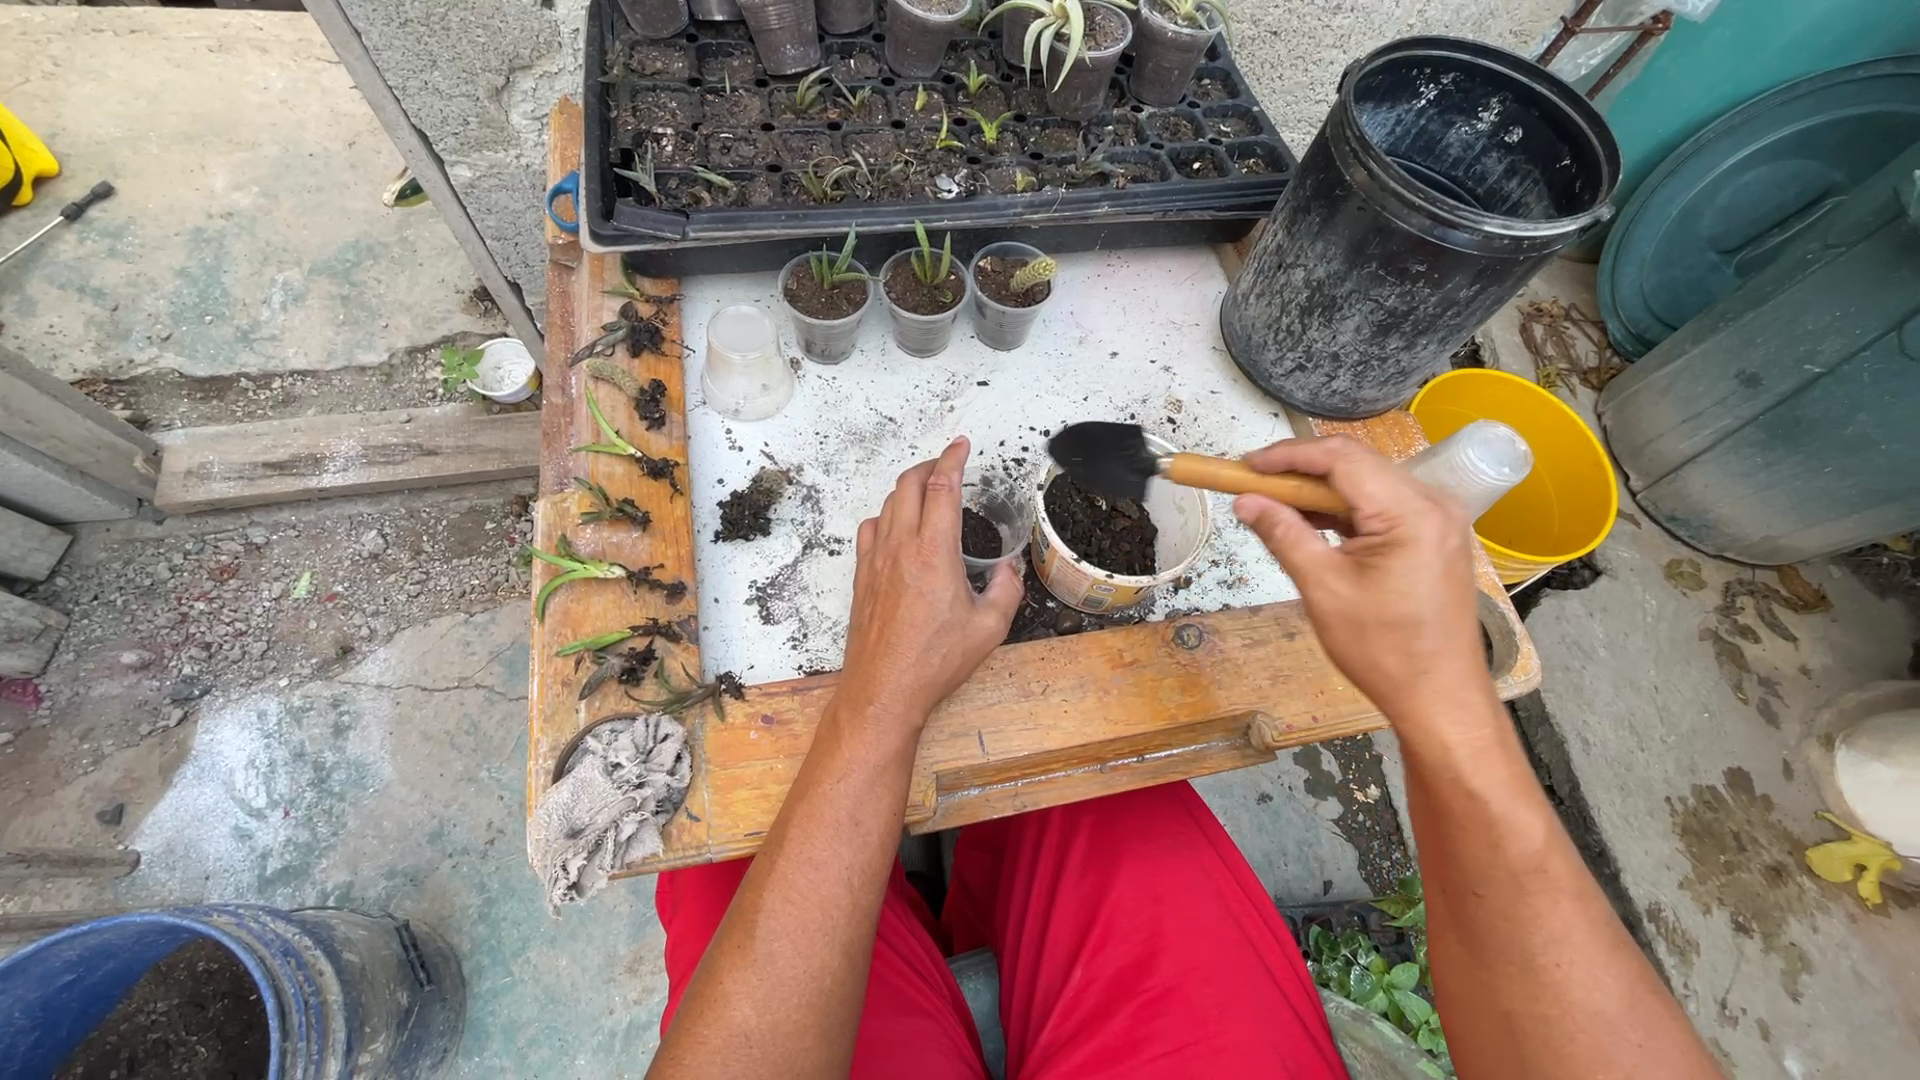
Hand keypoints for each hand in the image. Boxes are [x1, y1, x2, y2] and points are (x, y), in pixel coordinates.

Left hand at [836, 437, 1023, 729]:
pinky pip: (870, 529)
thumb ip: (1007, 590)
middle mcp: (900, 547)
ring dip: (907, 489)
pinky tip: (896, 528)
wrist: (884, 689)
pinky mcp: (862, 577)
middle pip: (908, 484)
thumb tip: (1010, 569)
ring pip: (886, 504)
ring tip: (927, 494)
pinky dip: (885, 516)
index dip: (952, 459)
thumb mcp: (989, 628)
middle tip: (948, 466)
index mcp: (933, 552)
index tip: (961, 445)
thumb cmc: (933, 662)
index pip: (942, 487)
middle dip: (929, 466)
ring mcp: (875, 560)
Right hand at [1231, 436, 1491, 727]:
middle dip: (1299, 473)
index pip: (1342, 458)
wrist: (1439, 697)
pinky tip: (1308, 525)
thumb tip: (1244, 501)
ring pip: (1365, 485)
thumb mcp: (1322, 588)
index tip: (1244, 467)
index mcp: (1411, 511)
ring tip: (1272, 507)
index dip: (1288, 455)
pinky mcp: (1432, 538)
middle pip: (1355, 466)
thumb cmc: (1381, 648)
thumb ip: (1283, 534)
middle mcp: (1432, 504)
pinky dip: (1340, 512)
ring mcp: (1436, 521)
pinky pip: (1379, 509)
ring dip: (1317, 493)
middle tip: (1251, 487)